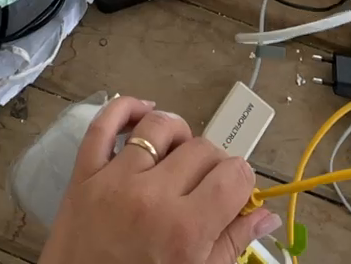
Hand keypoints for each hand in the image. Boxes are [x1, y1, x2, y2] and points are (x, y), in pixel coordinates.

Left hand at [40, 95, 281, 263]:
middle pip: (201, 148)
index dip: (241, 180)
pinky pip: (103, 123)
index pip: (233, 174)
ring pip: (159, 126)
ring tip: (178, 155)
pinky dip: (125, 108)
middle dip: (213, 162)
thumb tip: (266, 214)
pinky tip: (144, 111)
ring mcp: (114, 179)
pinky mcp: (84, 173)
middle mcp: (152, 197)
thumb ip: (232, 243)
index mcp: (184, 231)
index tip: (235, 190)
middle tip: (205, 183)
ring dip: (177, 134)